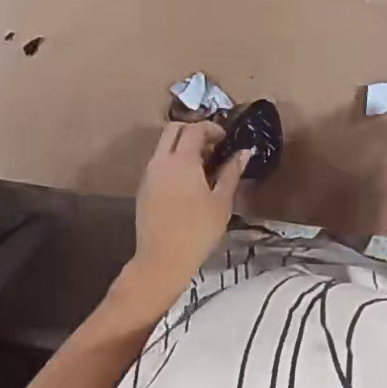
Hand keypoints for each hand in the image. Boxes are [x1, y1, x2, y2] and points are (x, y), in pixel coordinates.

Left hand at [118, 121, 249, 317]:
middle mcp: (160, 163)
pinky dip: (172, 163)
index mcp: (181, 161)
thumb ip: (231, 173)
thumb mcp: (221, 202)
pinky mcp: (143, 190)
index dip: (212, 128)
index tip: (225, 138)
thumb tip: (243, 153)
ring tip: (203, 167)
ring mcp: (148, 176)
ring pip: (162, 148)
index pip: (194, 129)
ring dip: (181, 147)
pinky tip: (187, 183)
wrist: (162, 259)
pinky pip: (157, 165)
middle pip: (173, 130)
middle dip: (193, 131)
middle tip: (212, 146)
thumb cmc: (197, 231)